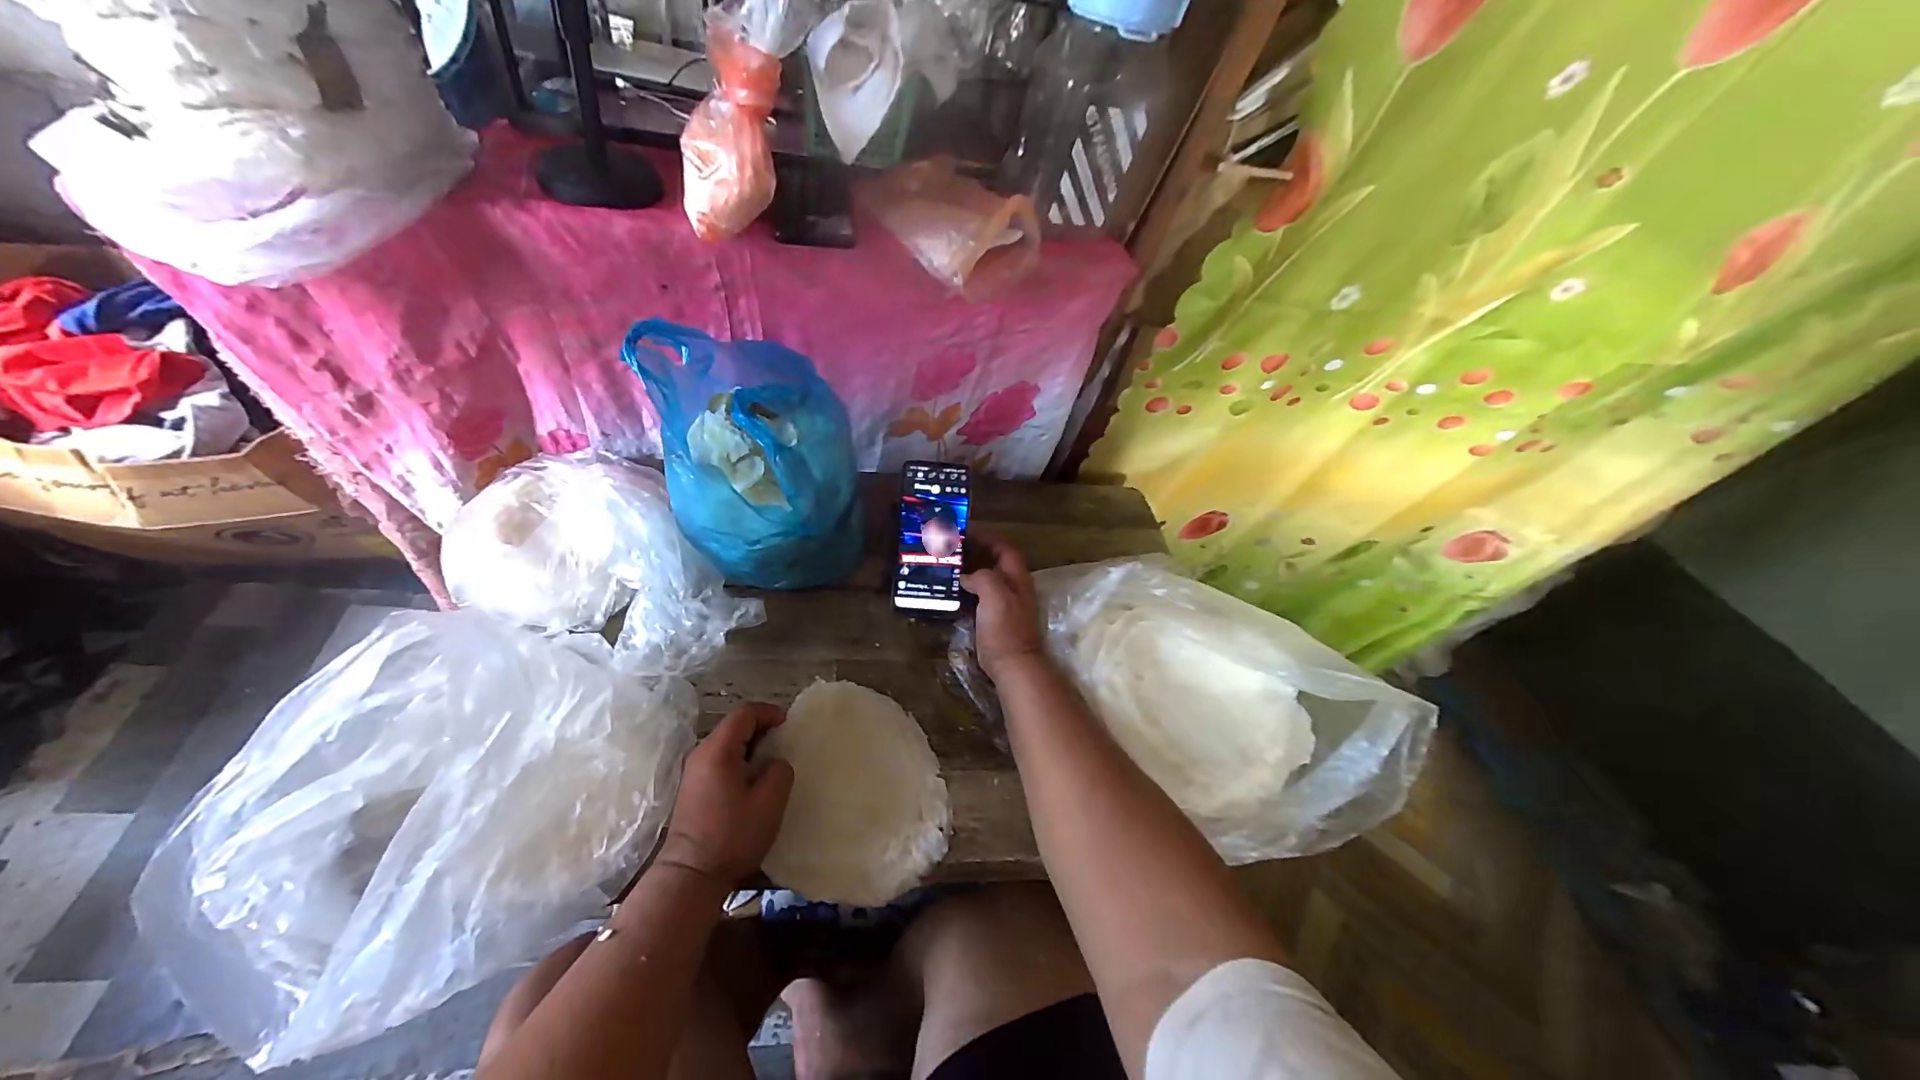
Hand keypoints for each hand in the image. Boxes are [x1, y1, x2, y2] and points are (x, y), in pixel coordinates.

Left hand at [658, 703, 794, 886]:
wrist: (690, 876)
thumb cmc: (732, 834)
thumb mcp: (770, 801)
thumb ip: (779, 770)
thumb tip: (773, 763)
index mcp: (717, 750)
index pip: (744, 713)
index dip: (769, 713)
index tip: (788, 725)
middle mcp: (700, 755)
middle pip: (733, 727)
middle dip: (761, 729)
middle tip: (784, 744)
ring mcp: (692, 773)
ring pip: (726, 746)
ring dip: (750, 748)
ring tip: (772, 764)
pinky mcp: (692, 791)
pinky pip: (719, 763)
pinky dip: (739, 763)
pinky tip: (753, 784)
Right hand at [960, 536, 1048, 679]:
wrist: (1013, 664)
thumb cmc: (1005, 627)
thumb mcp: (994, 594)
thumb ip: (981, 576)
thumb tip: (965, 577)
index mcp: (1016, 577)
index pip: (1004, 548)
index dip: (987, 538)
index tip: (964, 535)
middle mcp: (1012, 587)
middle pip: (994, 562)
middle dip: (974, 553)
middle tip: (950, 550)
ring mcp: (1004, 604)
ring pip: (985, 580)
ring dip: (968, 572)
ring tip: (945, 567)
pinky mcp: (993, 619)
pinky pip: (978, 597)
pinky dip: (965, 591)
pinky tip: (949, 592)